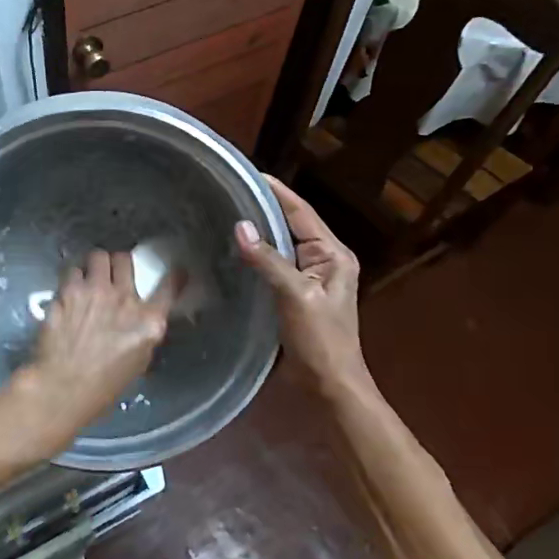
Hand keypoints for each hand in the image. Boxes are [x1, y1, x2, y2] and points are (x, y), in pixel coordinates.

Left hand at [5, 250, 181, 458]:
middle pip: (124, 259)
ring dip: (93, 266)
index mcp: (148, 321)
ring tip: (87, 277)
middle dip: (118, 263)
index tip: (175, 270)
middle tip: (111, 272)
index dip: (174, 276)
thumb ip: (141, 333)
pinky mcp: (68, 291)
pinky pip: (71, 271)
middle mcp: (124, 298)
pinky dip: (72, 279)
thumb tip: (135, 321)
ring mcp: (94, 291)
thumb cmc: (104, 386)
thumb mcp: (138, 361)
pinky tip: (68, 291)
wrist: (64, 387)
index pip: (168, 287)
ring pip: (97, 256)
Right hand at [235, 175, 374, 398]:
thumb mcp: (295, 296)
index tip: (248, 173)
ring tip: (225, 214)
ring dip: (258, 231)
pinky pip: (274, 265)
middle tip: (228, 191)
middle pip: (291, 225)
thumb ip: (269, 261)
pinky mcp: (295, 294)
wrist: (329, 384)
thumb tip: (241, 226)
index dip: (276, 192)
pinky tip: (233, 252)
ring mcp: (310, 278)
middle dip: (263, 208)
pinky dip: (256, 255)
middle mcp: (324, 260)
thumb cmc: (320, 340)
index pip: (301, 213)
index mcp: (333, 254)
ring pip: (281, 245)